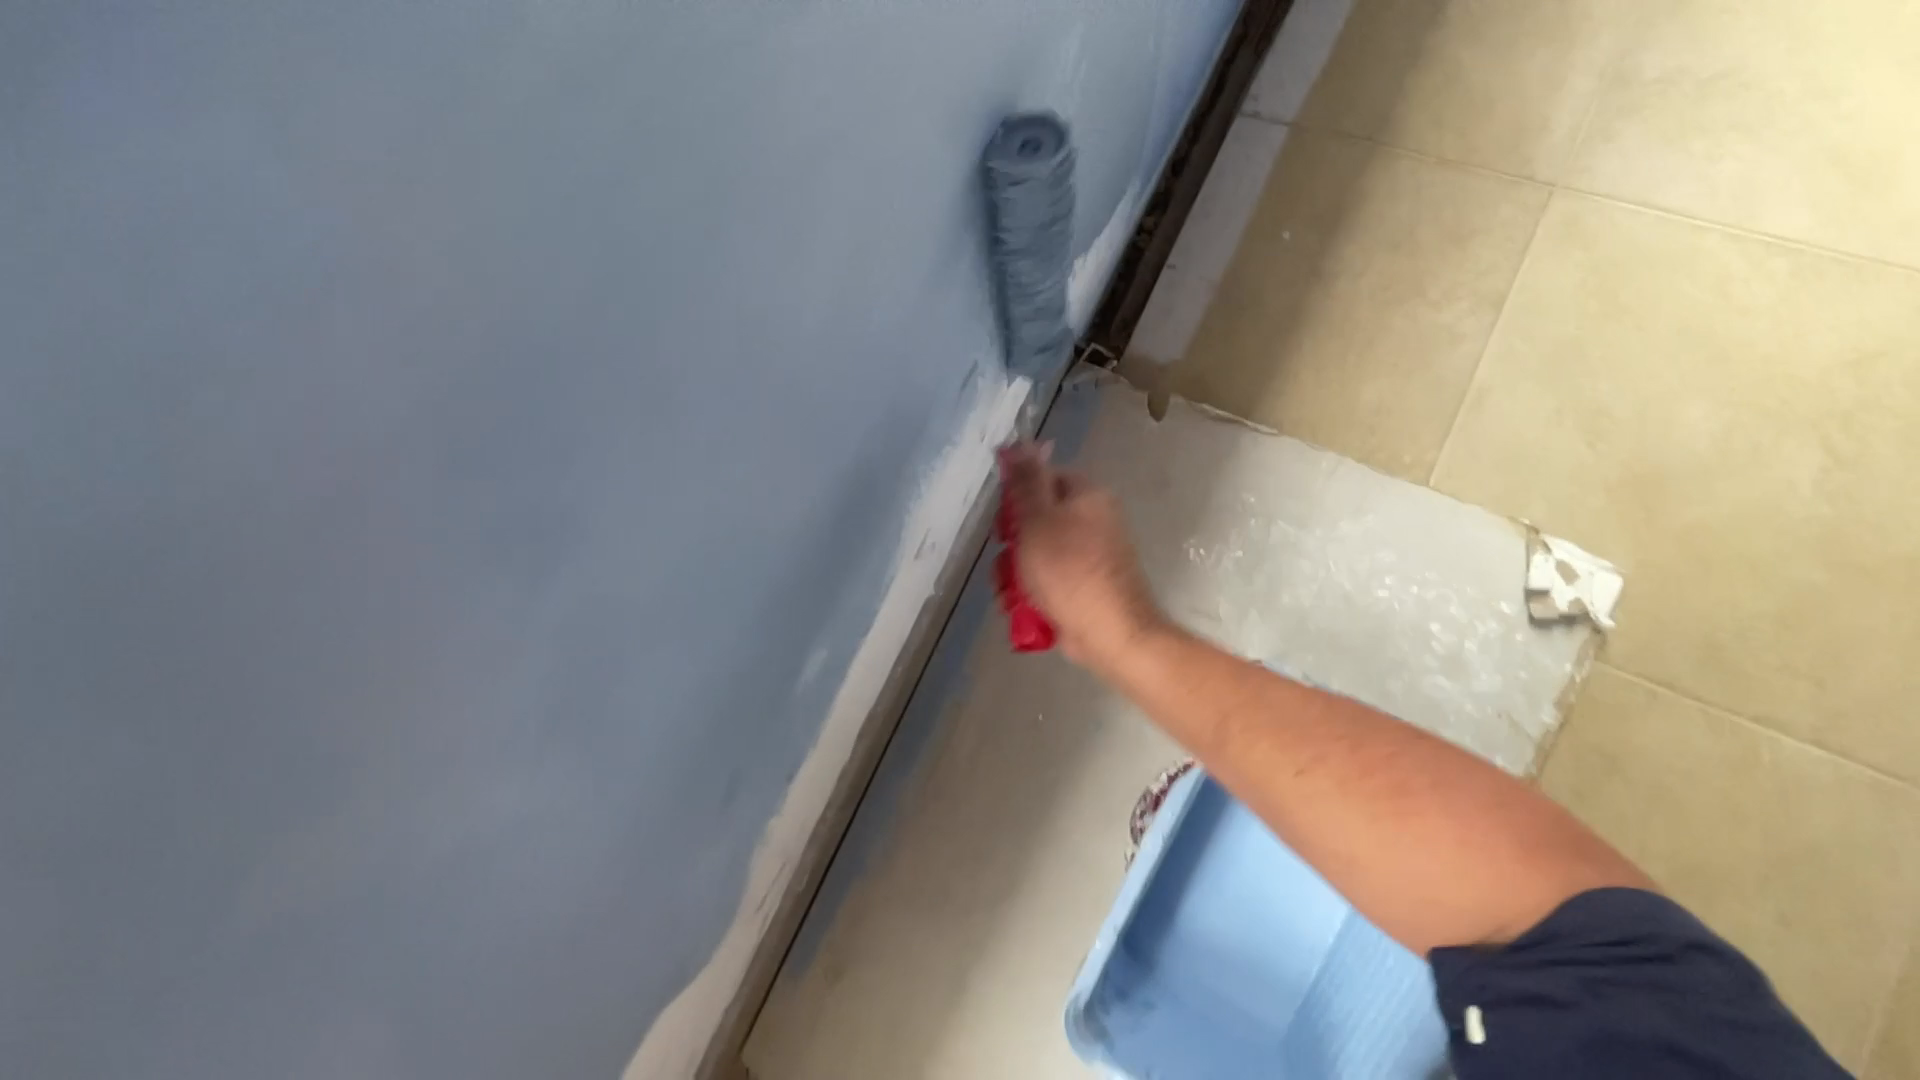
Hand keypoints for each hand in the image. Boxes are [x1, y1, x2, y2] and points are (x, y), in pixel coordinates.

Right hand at [997, 441, 1167, 670]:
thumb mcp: (1038, 521)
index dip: (1016, 501)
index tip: (1006, 526)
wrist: (1112, 633)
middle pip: (1036, 518)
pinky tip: (1026, 609)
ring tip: (1015, 594)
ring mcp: (1090, 555)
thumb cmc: (1070, 573)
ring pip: (1037, 553)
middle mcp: (1093, 520)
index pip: (1041, 479)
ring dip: (1017, 574)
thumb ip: (1026, 482)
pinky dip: (1033, 593)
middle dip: (1014, 545)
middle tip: (1010, 564)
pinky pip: (1049, 579)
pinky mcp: (1085, 585)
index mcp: (1087, 495)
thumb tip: (1020, 441)